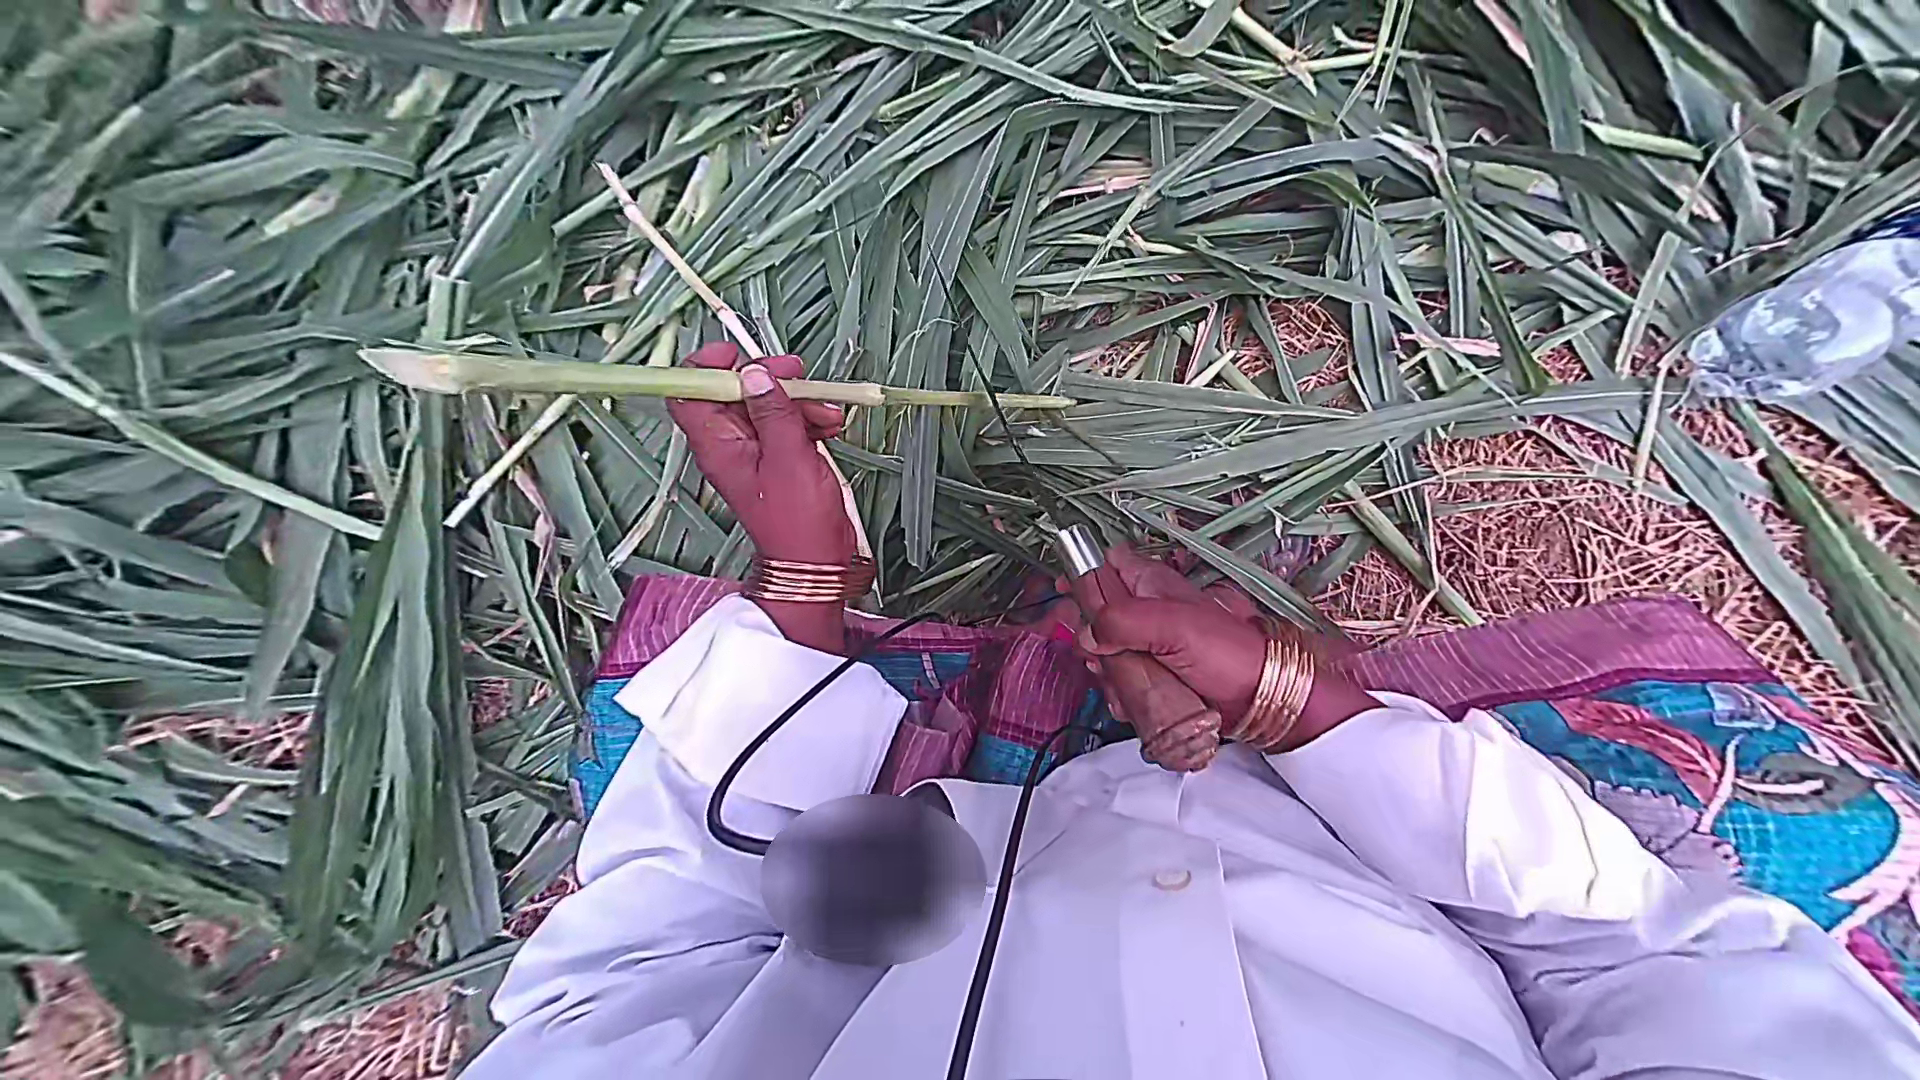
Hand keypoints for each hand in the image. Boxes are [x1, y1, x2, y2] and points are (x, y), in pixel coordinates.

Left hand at [664, 343, 853, 564]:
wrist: (817, 559)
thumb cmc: (798, 519)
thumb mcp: (788, 458)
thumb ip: (773, 413)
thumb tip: (755, 374)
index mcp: (718, 446)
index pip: (690, 394)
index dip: (706, 367)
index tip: (737, 355)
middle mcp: (731, 445)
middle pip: (736, 395)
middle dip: (771, 382)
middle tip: (799, 376)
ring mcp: (756, 452)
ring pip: (768, 408)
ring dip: (799, 403)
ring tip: (828, 414)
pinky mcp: (780, 459)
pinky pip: (788, 426)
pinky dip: (808, 420)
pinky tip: (829, 426)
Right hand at [1074, 545, 1269, 720]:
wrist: (1261, 698)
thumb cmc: (1226, 653)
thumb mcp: (1173, 627)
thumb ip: (1123, 621)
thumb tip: (1087, 633)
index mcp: (1149, 584)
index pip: (1106, 563)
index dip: (1083, 572)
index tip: (1065, 593)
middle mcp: (1145, 610)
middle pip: (1095, 614)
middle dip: (1090, 638)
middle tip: (1101, 655)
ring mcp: (1148, 643)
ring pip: (1104, 650)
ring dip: (1105, 670)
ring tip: (1122, 684)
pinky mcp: (1153, 672)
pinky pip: (1121, 678)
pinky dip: (1120, 692)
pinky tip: (1130, 701)